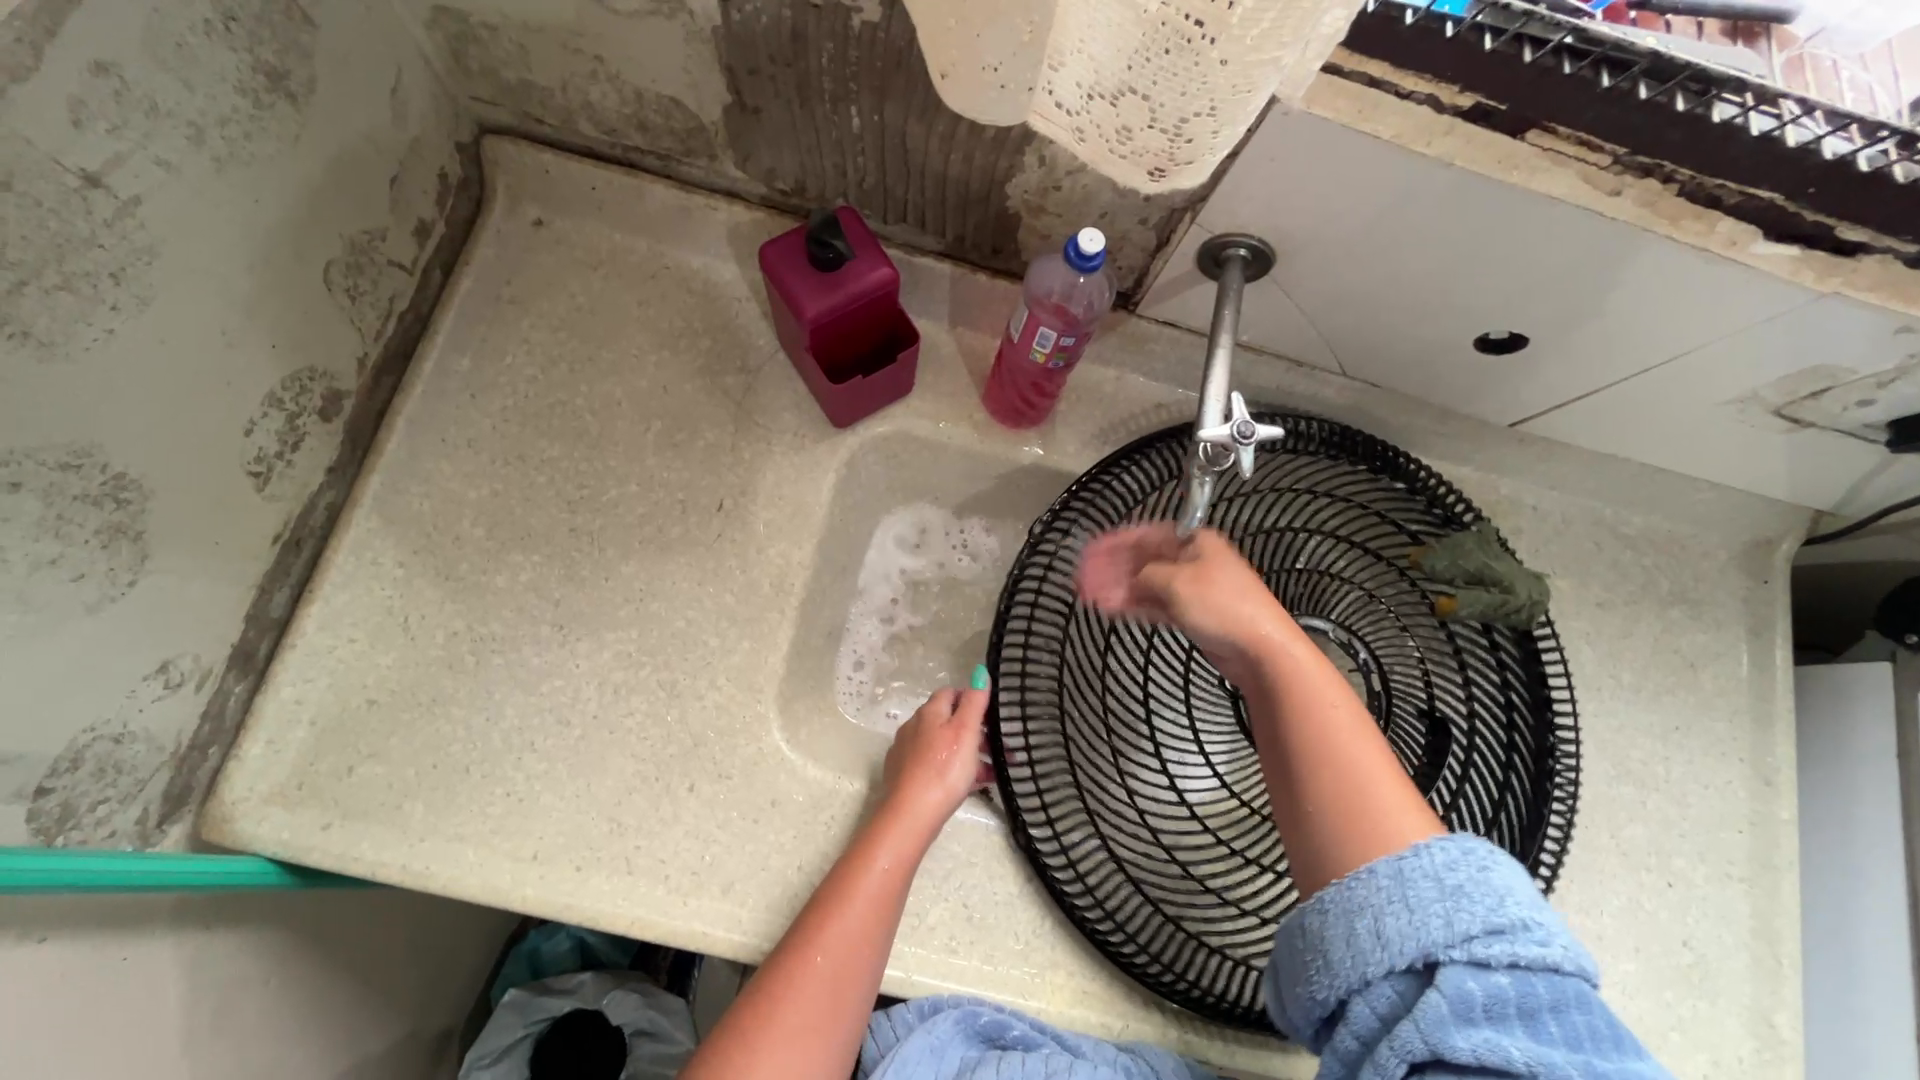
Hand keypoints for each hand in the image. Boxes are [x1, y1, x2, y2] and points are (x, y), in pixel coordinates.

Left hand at [880, 680, 993, 832]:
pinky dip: (955, 771)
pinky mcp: (906, 776)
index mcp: (929, 713)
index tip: (993, 715)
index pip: (950, 693)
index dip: (972, 699)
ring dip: (969, 754)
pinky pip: (936, 766)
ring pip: (944, 746)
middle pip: (948, 721)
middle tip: (1000, 747)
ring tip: (993, 771)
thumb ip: (974, 701)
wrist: (910, 814)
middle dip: (975, 732)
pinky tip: (972, 787)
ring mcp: (908, 752)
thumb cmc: (943, 769)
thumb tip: (980, 671)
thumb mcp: (965, 731)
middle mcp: (915, 727)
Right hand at [1077, 524, 1295, 687]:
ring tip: (1089, 595)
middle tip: (1082, 576)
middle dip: (1111, 567)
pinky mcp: (1191, 614)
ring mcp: (1191, 589)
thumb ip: (1144, 575)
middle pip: (1143, 560)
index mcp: (1194, 541)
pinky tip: (1110, 608)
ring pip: (1145, 584)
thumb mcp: (1176, 582)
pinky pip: (1154, 605)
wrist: (1260, 649)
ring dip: (1118, 588)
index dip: (1114, 542)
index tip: (1088, 550)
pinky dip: (1132, 605)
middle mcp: (1192, 561)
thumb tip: (1128, 580)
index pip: (1145, 534)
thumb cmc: (1223, 606)